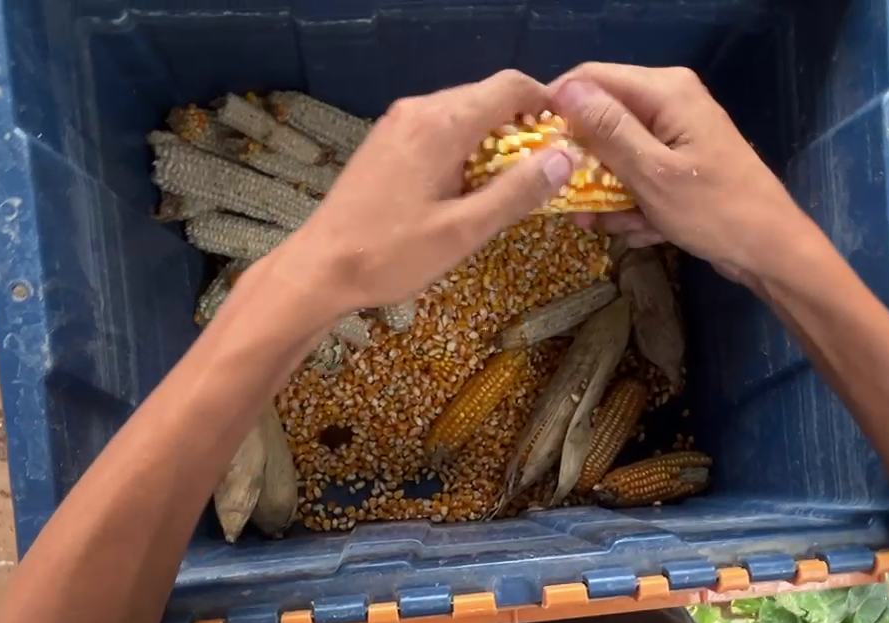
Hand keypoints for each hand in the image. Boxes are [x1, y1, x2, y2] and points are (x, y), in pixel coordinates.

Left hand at [279, 70, 575, 313]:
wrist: (320, 268)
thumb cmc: (392, 255)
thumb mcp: (463, 232)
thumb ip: (515, 193)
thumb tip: (564, 159)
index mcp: (441, 123)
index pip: (509, 88)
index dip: (545, 106)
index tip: (567, 137)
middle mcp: (419, 110)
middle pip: (485, 99)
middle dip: (520, 129)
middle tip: (542, 172)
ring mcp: (397, 125)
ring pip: (460, 116)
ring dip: (490, 143)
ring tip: (506, 188)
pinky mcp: (385, 144)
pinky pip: (436, 133)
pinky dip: (462, 151)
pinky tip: (465, 190)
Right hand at [548, 64, 827, 282]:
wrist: (766, 250)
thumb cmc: (713, 210)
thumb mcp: (653, 173)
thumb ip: (609, 131)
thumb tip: (565, 90)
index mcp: (664, 92)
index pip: (592, 79)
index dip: (558, 110)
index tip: (535, 151)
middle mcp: (669, 104)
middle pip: (603, 121)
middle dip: (585, 164)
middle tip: (571, 203)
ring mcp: (675, 137)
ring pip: (618, 158)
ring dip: (610, 196)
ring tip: (615, 226)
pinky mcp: (678, 167)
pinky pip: (639, 180)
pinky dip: (636, 208)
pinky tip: (647, 231)